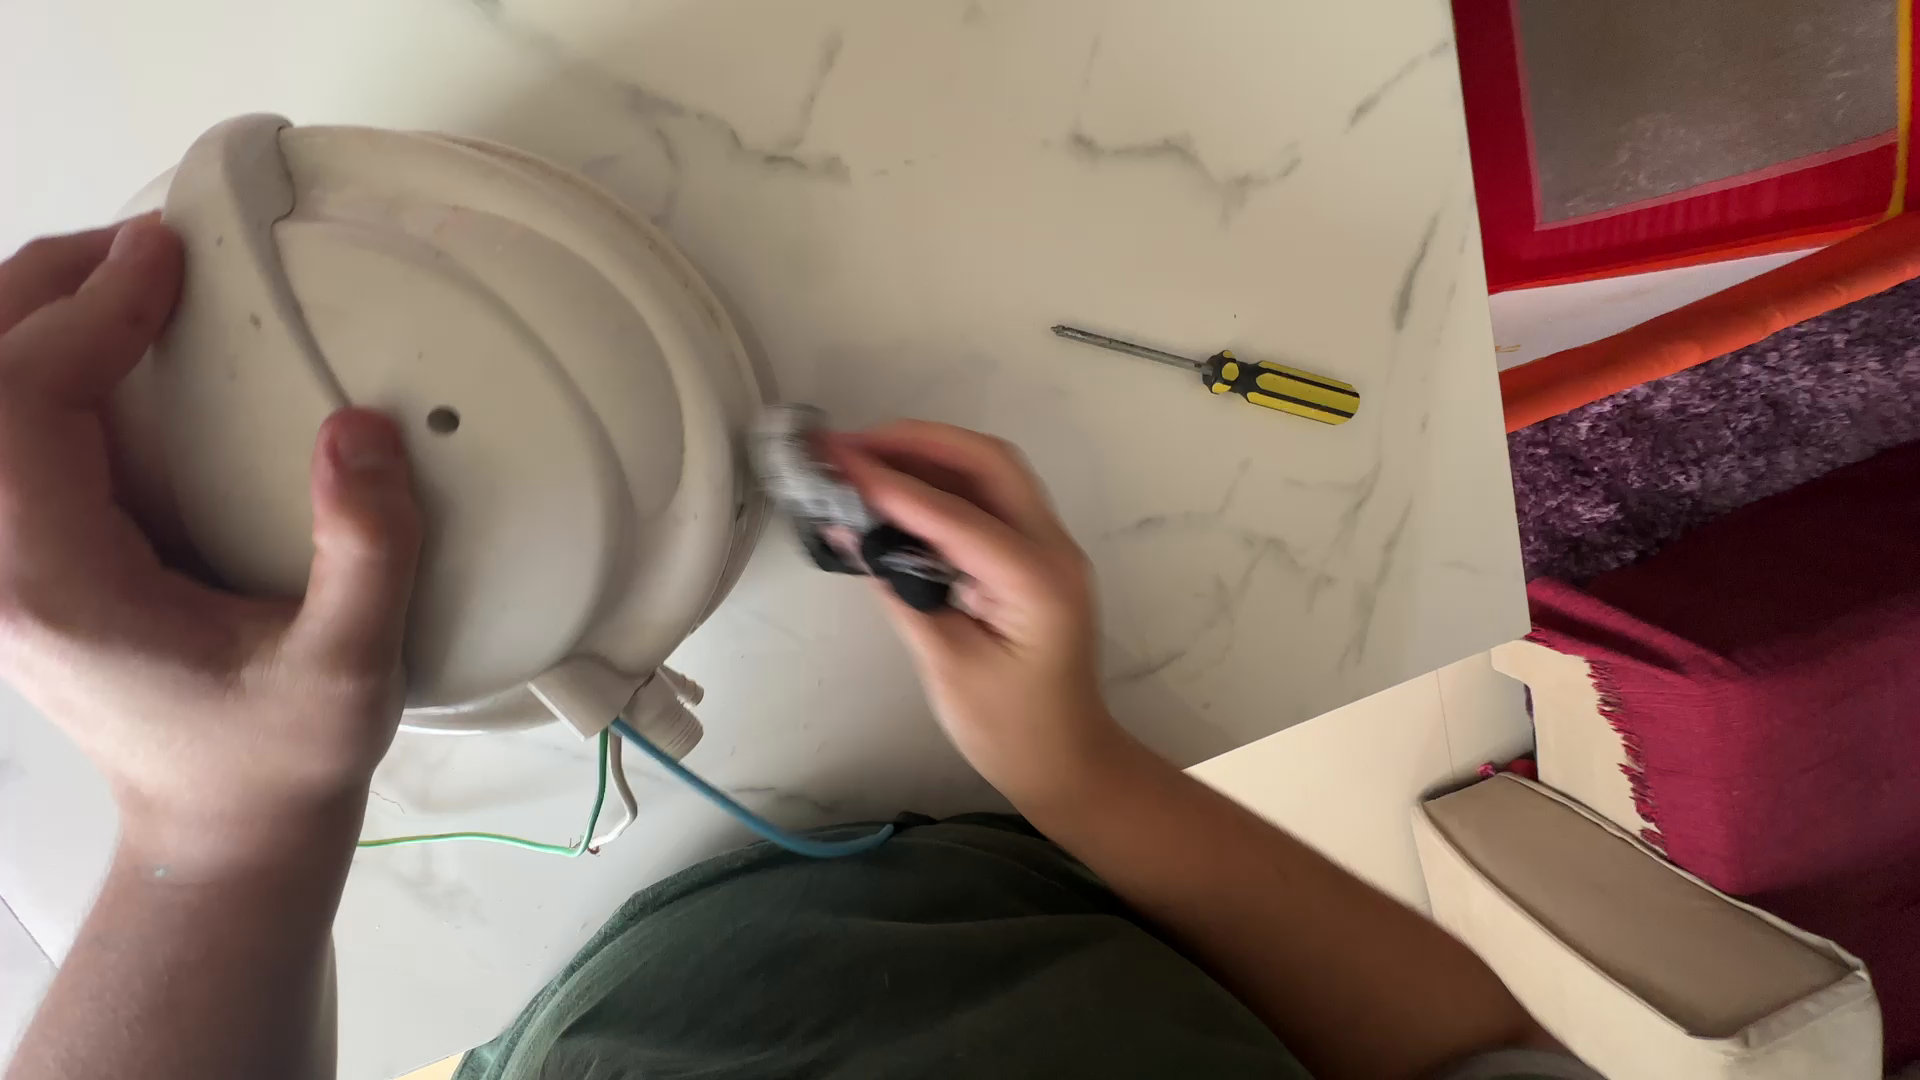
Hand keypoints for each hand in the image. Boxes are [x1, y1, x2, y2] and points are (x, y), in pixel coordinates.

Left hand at [0, 217, 421, 875]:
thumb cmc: (285, 751)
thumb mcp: (352, 657)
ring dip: (27, 329)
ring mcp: (10, 569)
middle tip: (131, 245)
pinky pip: (16, 448)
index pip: (22, 406)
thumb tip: (360, 429)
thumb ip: (368, 545)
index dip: (89, 318)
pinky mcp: (45, 570)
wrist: (230, 822)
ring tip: (115, 281)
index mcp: (48, 580)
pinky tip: (115, 366)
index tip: (167, 262)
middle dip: (31, 296)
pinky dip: (49, 382)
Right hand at [832, 421, 1131, 807]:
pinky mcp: (1035, 557)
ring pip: (993, 473)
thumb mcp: (946, 663)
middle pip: (990, 463)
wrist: (1066, 760)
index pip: (956, 514)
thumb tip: (852, 533)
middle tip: (854, 445)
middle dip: (919, 442)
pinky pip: (991, 501)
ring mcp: (1051, 548)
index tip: (837, 463)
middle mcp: (1054, 548)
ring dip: (930, 455)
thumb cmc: (1009, 730)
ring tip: (867, 456)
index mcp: (1036, 580)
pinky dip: (944, 485)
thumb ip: (900, 589)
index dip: (893, 485)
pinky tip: (901, 490)